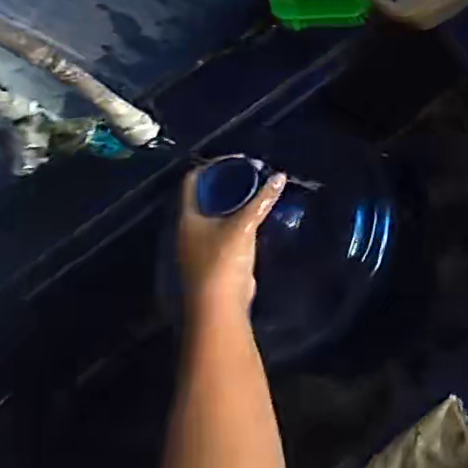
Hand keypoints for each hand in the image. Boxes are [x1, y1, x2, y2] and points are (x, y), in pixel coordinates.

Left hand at [178, 165, 286, 323]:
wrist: (220, 307)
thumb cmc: (223, 261)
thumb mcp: (244, 226)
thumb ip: (261, 200)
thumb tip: (279, 176)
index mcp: (188, 217)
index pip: (193, 181)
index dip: (211, 167)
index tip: (234, 160)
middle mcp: (189, 229)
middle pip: (205, 197)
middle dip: (226, 183)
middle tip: (250, 173)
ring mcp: (201, 245)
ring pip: (216, 214)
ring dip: (234, 202)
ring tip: (256, 190)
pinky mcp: (215, 258)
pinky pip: (226, 229)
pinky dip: (238, 219)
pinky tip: (256, 216)